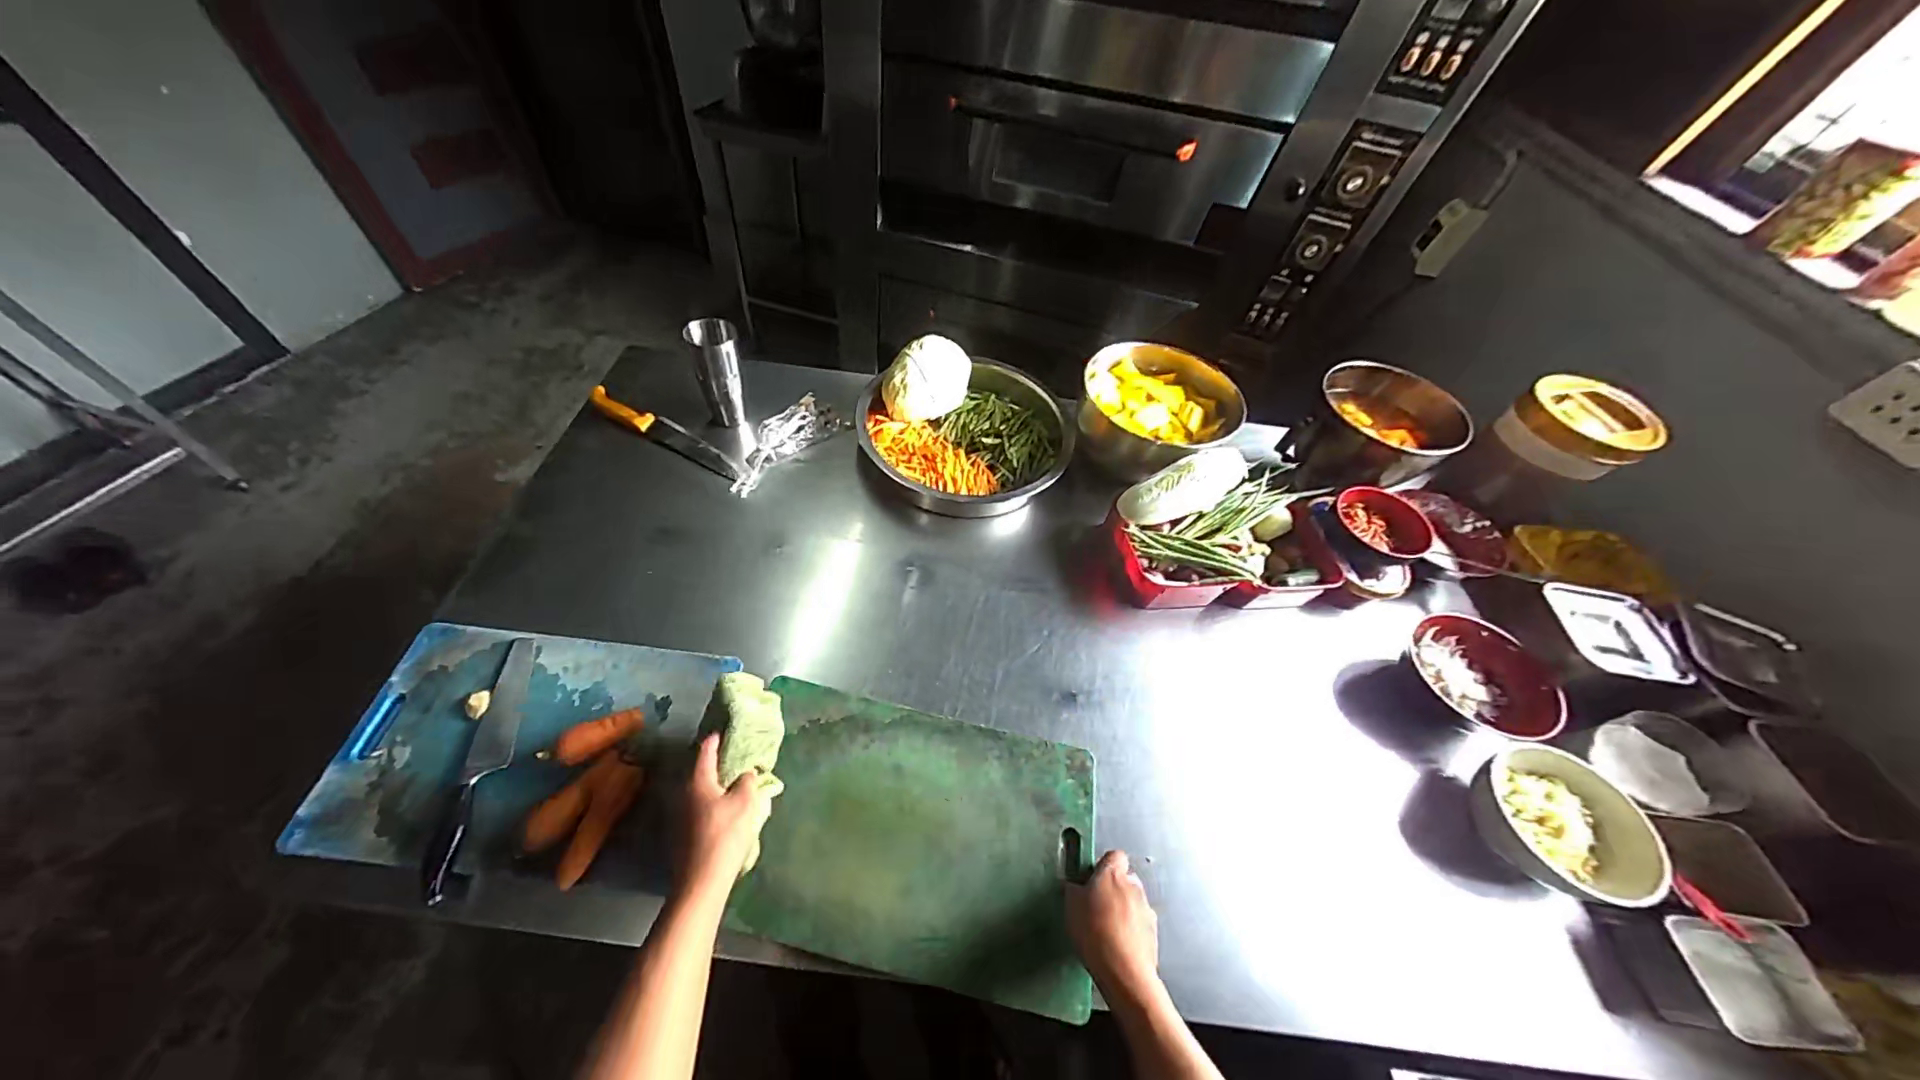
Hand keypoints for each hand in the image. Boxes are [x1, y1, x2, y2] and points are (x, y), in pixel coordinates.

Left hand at [675, 734, 772, 897]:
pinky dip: (711, 802)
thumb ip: (747, 781)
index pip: (705, 753)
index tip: (721, 731)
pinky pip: (699, 808)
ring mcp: (680, 816)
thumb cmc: (724, 834)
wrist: (702, 880)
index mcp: (698, 782)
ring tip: (730, 782)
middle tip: (730, 755)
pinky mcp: (683, 835)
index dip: (714, 740)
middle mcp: (684, 795)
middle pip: (700, 772)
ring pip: (699, 792)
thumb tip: (745, 774)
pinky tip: (723, 809)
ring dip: (713, 785)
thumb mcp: (745, 802)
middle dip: (714, 763)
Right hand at [1066, 850, 1160, 1001]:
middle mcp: (1133, 886)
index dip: (1104, 865)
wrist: (1124, 971)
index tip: (1093, 878)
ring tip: (1106, 930)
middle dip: (1113, 888)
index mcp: (1112, 874)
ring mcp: (1146, 909)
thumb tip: (1075, 886)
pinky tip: (1117, 945)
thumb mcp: (1071, 905)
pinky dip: (1131, 929)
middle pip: (1124, 878)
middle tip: (1096, 905)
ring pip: (1133, 901)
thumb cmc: (1094, 932)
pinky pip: (1139, 923)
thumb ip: (1074, 889)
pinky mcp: (1154, 932)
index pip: (1114, 855)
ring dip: (1123, 910)